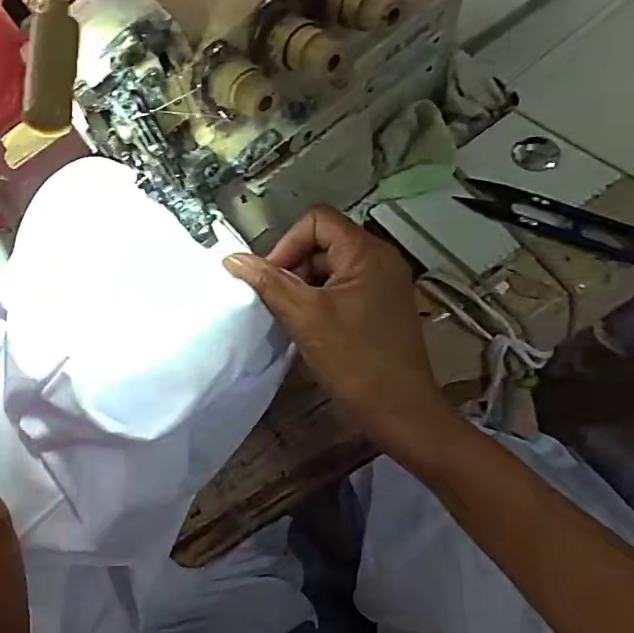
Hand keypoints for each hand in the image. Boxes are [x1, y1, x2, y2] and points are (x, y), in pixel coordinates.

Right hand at [223, 206, 446, 442]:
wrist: (401, 411)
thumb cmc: (354, 360)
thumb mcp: (303, 316)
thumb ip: (267, 282)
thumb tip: (233, 259)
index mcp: (367, 253)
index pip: (317, 221)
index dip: (287, 244)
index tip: (273, 279)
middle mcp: (380, 259)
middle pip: (322, 241)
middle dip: (292, 266)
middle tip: (277, 300)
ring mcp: (384, 283)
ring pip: (328, 265)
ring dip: (302, 285)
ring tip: (292, 316)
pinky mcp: (381, 304)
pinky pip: (340, 285)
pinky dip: (318, 299)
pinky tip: (309, 326)